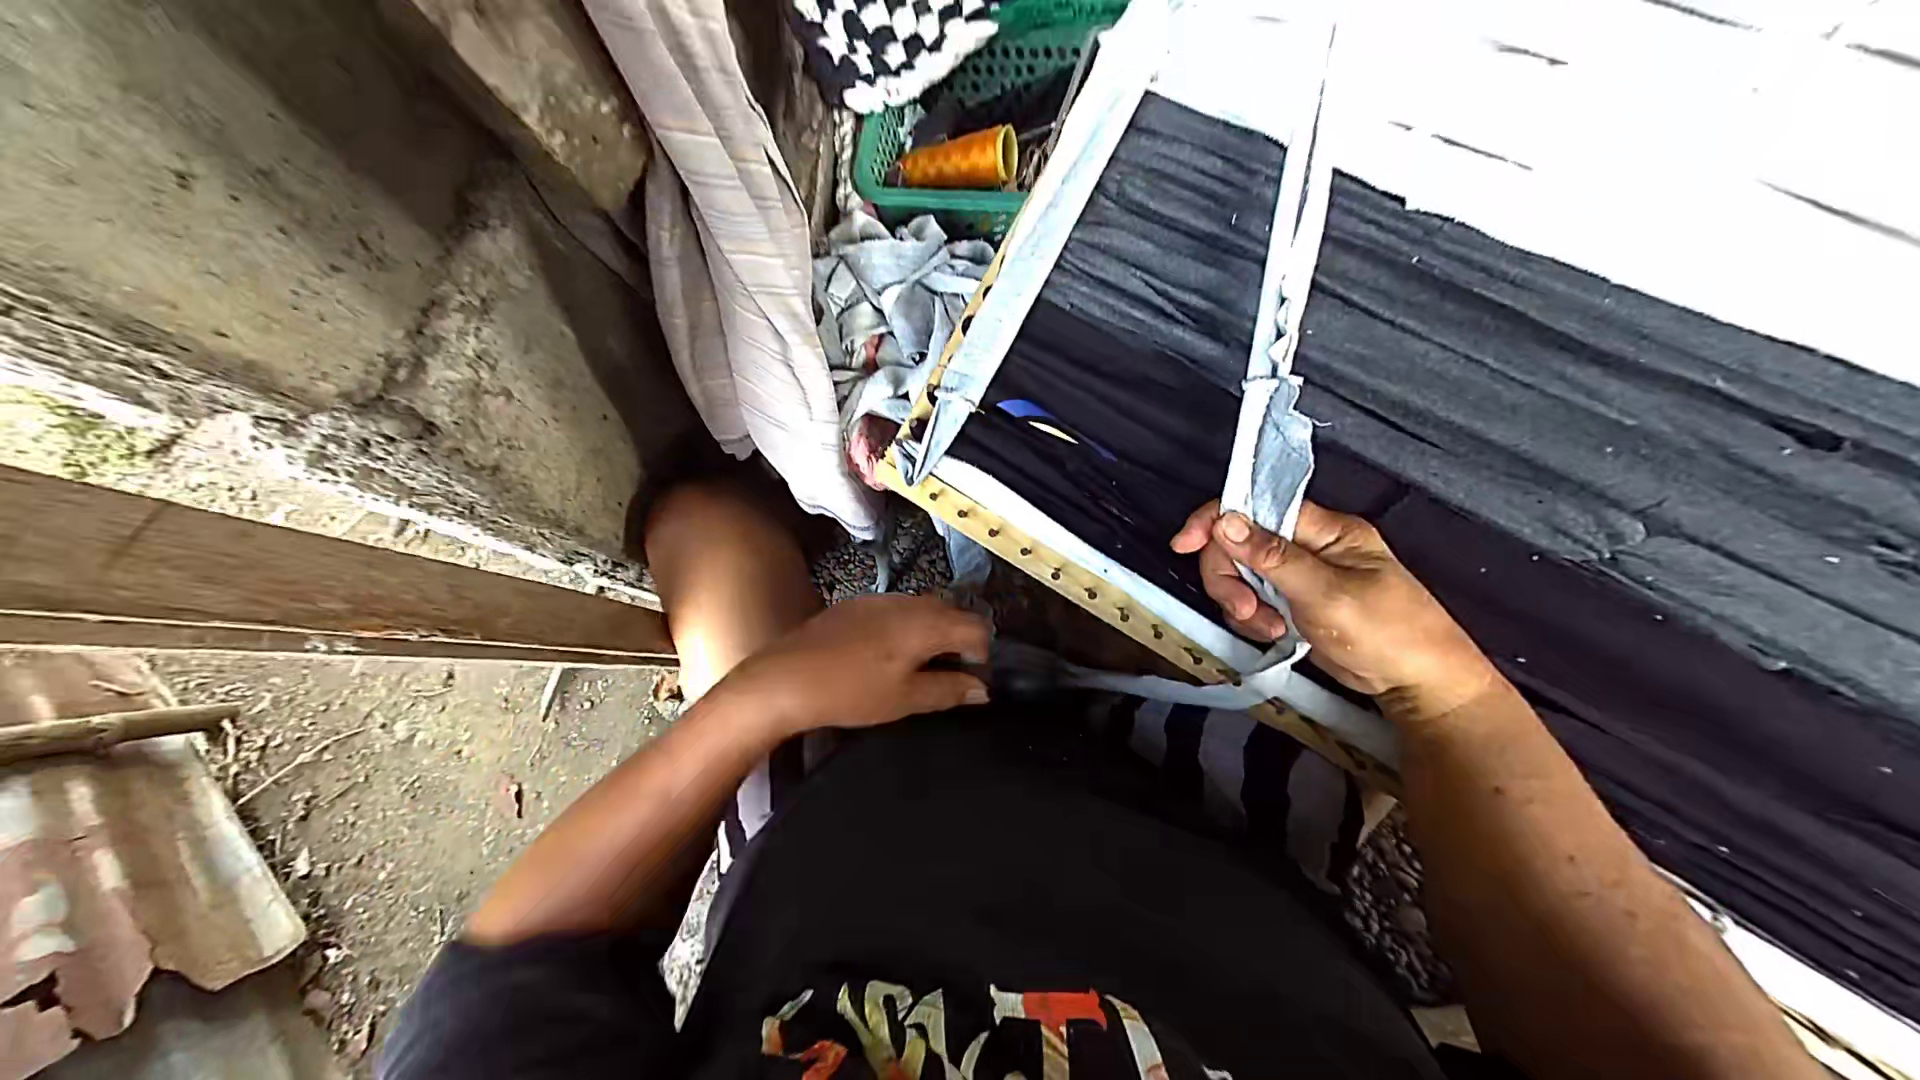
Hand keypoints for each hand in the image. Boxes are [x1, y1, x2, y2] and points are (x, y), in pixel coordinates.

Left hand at [705, 594, 990, 738]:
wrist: (785, 678)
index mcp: (926, 623)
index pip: (977, 626)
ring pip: (925, 608)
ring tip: (916, 666)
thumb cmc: (850, 692)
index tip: (969, 680)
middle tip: (947, 675)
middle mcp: (908, 602)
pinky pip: (897, 608)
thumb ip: (949, 690)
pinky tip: (885, 654)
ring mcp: (880, 598)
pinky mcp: (857, 603)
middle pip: (953, 612)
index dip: (982, 654)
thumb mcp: (905, 699)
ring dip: (933, 632)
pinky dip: (906, 626)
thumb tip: (982, 689)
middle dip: (959, 640)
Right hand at [1171, 500, 1500, 722]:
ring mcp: (1300, 575)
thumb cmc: (1389, 633)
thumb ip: (1272, 556)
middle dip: (1229, 576)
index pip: (1257, 506)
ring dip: (1242, 602)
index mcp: (1325, 530)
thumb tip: (1227, 520)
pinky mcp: (1294, 602)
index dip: (1216, 520)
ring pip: (1242, 574)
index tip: (1185, 544)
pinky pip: (1253, 599)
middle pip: (1240, 544)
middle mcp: (1309, 546)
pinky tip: (1274, 633)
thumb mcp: (1326, 592)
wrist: (1419, 685)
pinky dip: (1252, 617)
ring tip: (1268, 627)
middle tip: (1243, 608)